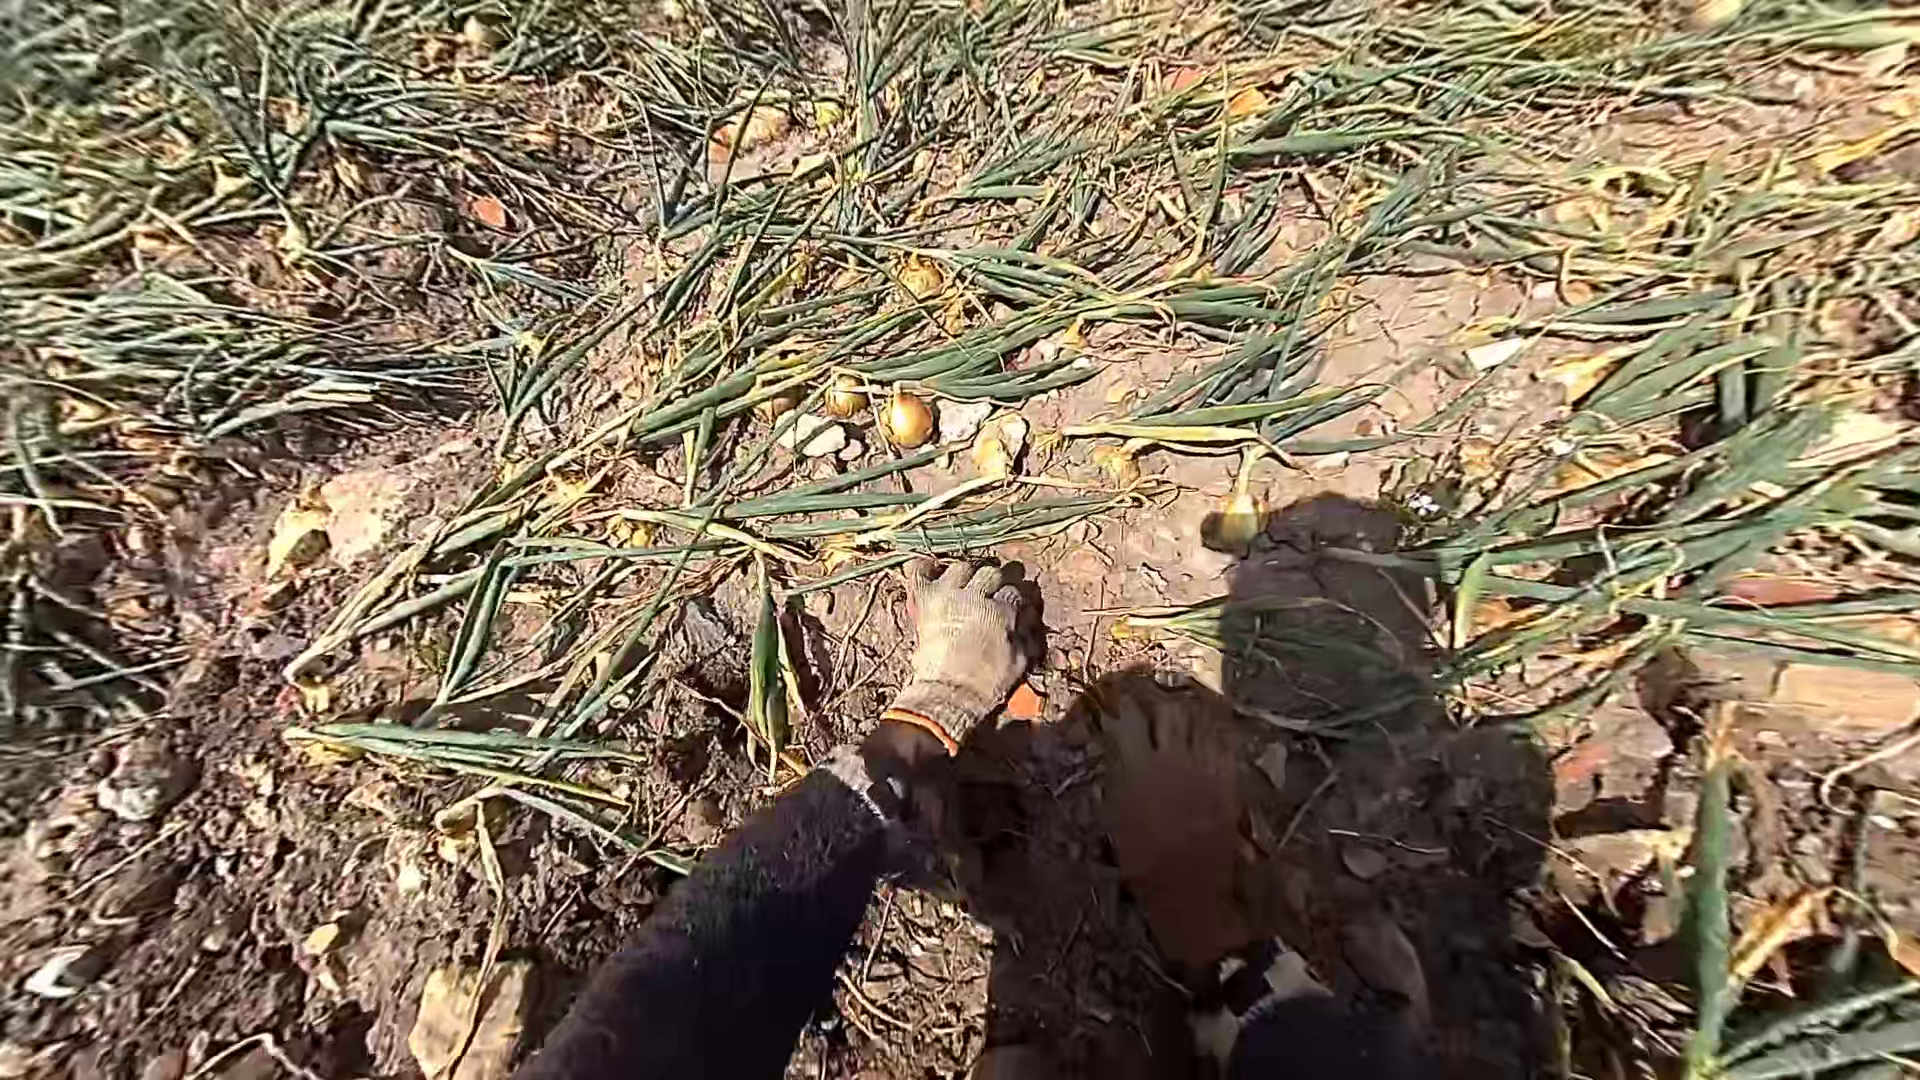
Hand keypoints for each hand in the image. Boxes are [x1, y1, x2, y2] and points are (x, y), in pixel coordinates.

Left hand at [882, 559, 1028, 753]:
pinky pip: (920, 572)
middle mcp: (976, 596)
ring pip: (961, 567)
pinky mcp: (925, 600)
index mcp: (1003, 611)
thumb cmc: (987, 684)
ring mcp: (948, 595)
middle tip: (993, 590)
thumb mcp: (1019, 662)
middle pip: (991, 573)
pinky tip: (932, 570)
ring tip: (967, 583)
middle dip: (996, 580)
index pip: (1014, 591)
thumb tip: (1028, 617)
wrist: (948, 693)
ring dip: (967, 573)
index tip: (1013, 604)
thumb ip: (1027, 635)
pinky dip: (925, 568)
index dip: (1015, 597)